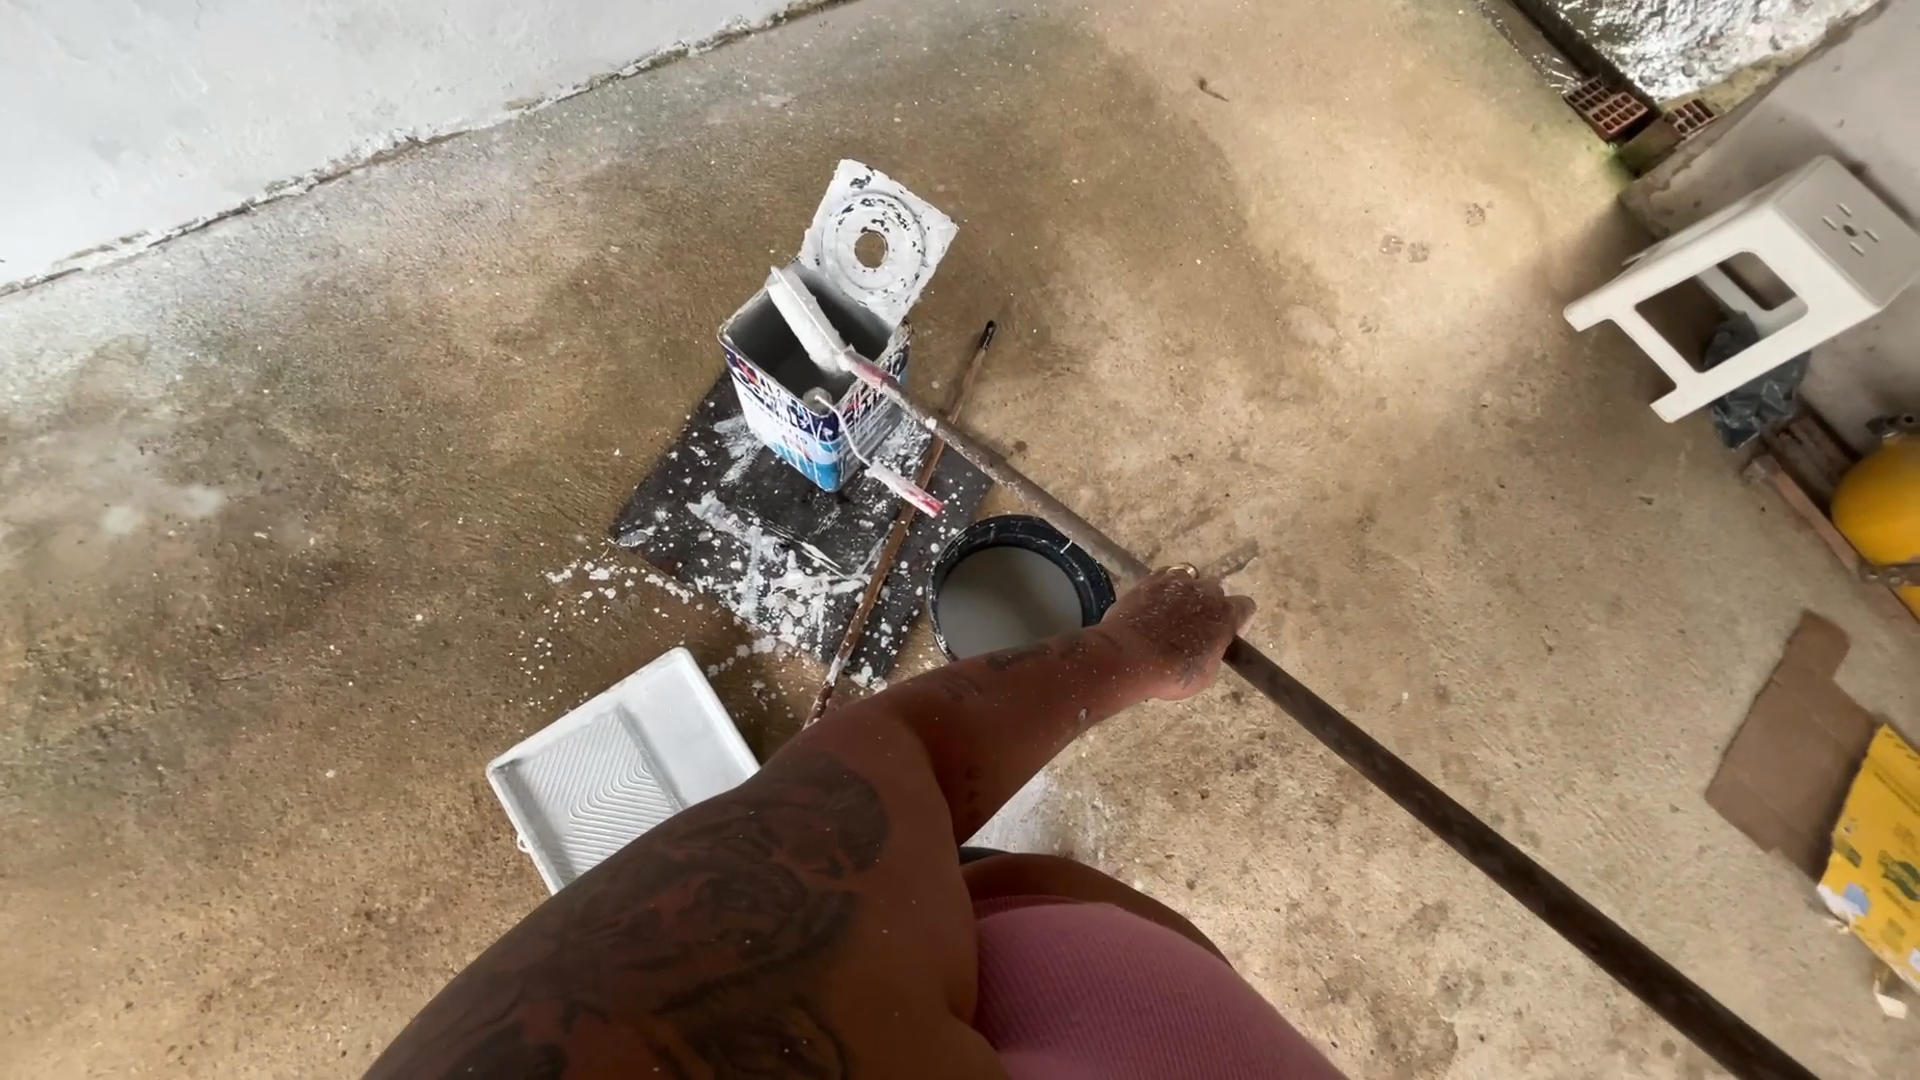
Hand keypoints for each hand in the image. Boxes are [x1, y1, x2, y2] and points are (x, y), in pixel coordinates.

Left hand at [1098, 566, 1254, 700]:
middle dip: (1209, 605)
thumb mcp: (1206, 672)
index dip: (1238, 620)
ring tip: (1171, 611)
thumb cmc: (1171, 672)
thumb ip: (1214, 649)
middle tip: (1194, 626)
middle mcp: (1206, 591)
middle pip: (1215, 590)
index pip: (1245, 607)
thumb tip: (1210, 642)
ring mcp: (1176, 582)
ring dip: (1186, 592)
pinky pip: (1164, 575)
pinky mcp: (1150, 580)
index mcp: (1226, 614)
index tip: (1226, 633)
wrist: (1128, 657)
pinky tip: (1154, 602)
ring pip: (1190, 578)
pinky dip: (1163, 586)